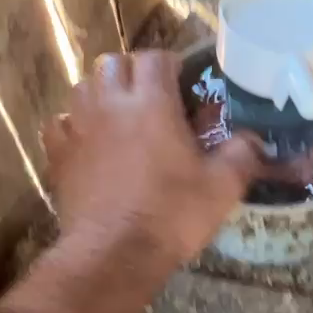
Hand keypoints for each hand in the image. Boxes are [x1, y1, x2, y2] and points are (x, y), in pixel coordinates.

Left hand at [43, 51, 262, 271]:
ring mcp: (78, 127)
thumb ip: (243, 153)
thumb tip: (255, 139)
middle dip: (133, 73)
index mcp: (151, 102)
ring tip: (122, 117)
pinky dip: (75, 125)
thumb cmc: (172, 214)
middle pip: (113, 63)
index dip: (171, 65)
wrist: (114, 254)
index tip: (185, 85)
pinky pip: (60, 123)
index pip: (156, 58)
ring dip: (103, 93)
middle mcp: (110, 104)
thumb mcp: (223, 185)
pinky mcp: (58, 154)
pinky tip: (91, 143)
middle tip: (153, 98)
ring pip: (83, 87)